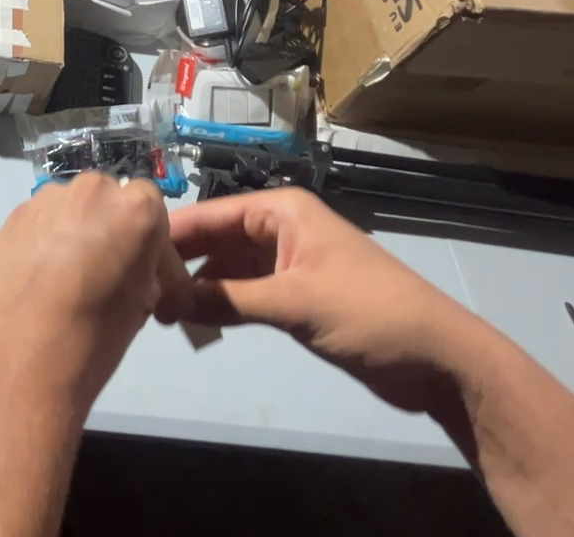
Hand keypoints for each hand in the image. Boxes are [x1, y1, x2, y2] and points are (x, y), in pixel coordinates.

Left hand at [0, 172, 190, 418]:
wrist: (15, 357)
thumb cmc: (93, 336)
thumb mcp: (141, 304)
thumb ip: (142, 269)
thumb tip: (132, 270)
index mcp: (134, 208)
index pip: (151, 207)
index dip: (151, 247)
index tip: (148, 281)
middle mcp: (89, 190)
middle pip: (108, 200)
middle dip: (113, 232)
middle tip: (109, 278)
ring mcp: (44, 199)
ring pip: (72, 209)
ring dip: (78, 234)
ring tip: (70, 281)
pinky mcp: (10, 215)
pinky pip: (42, 222)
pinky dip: (47, 242)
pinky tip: (41, 279)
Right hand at [164, 188, 490, 413]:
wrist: (443, 362)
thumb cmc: (371, 314)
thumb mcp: (294, 303)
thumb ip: (226, 299)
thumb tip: (166, 303)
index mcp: (281, 211)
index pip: (210, 214)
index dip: (170, 234)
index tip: (130, 254)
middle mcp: (278, 228)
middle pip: (213, 238)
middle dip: (180, 262)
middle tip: (138, 287)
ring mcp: (285, 261)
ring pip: (224, 266)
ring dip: (197, 286)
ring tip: (158, 309)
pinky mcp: (293, 293)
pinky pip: (242, 290)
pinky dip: (219, 302)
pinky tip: (193, 319)